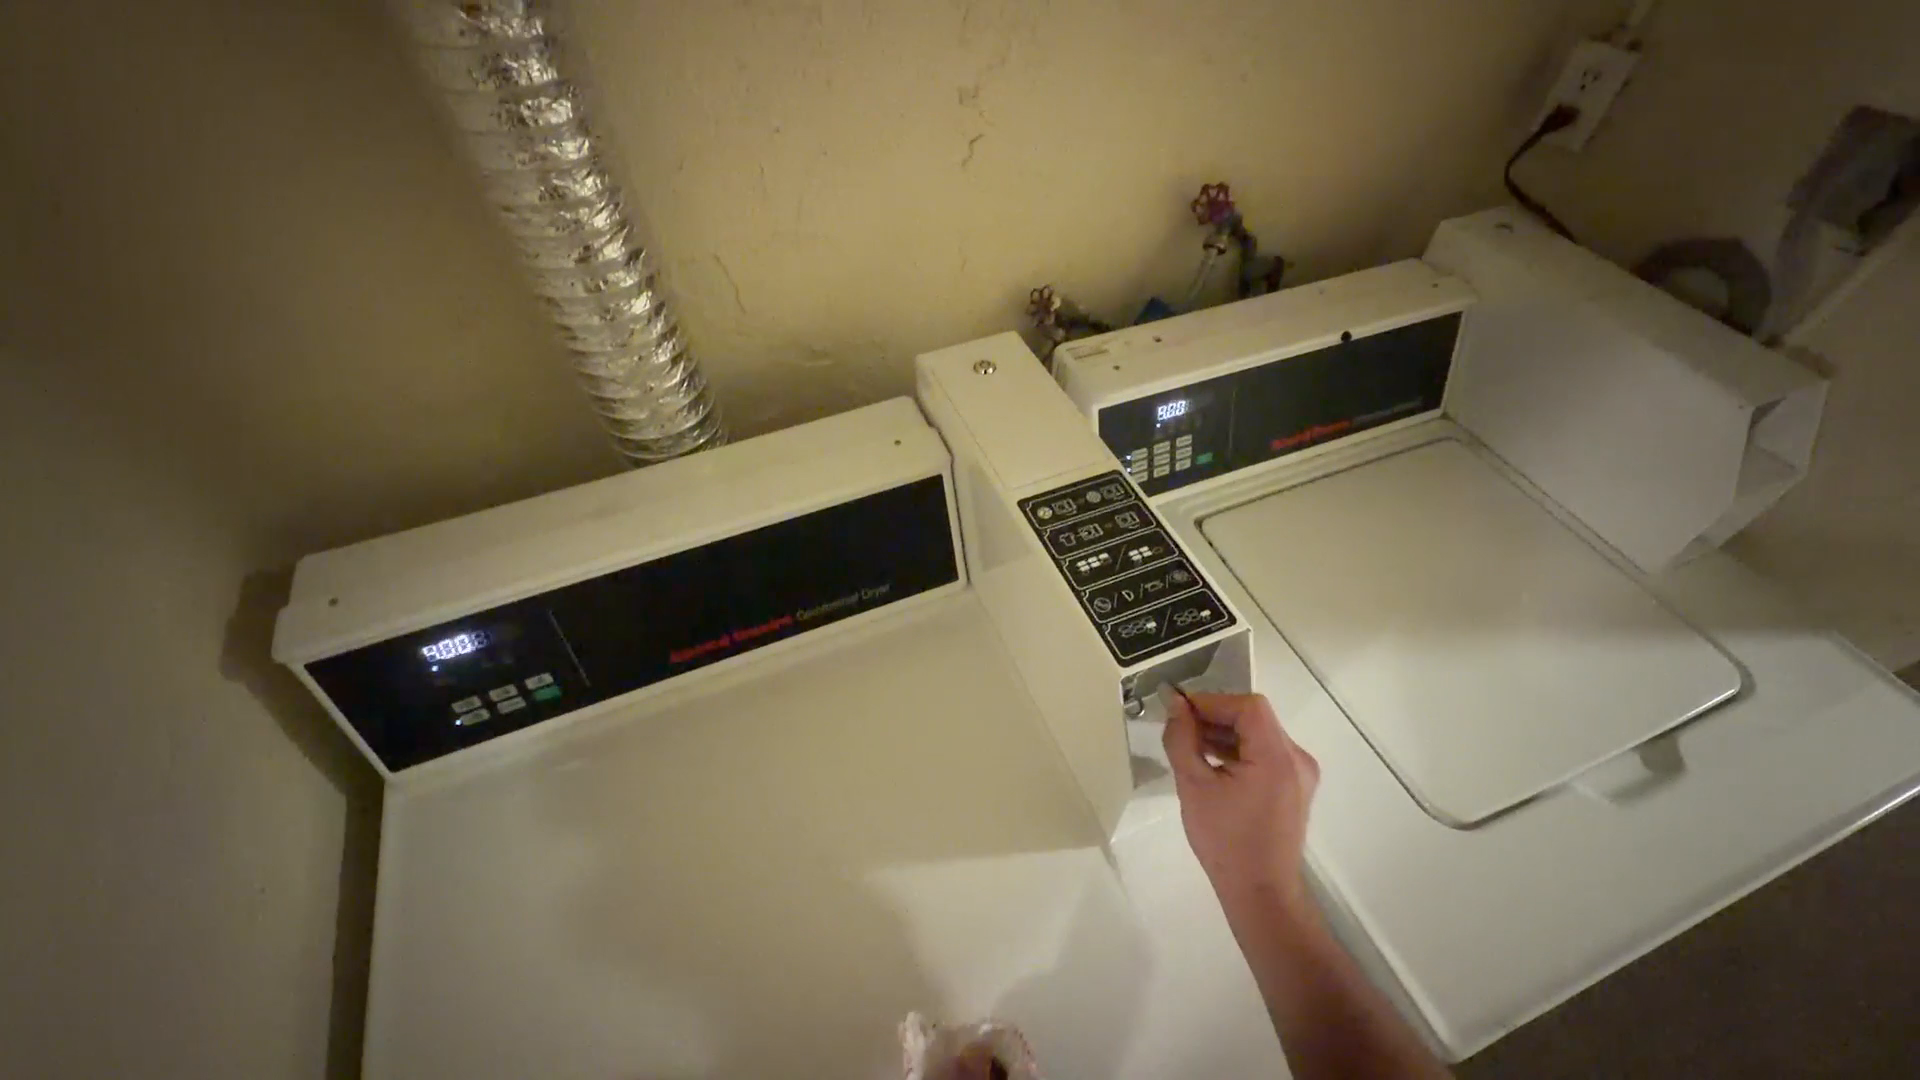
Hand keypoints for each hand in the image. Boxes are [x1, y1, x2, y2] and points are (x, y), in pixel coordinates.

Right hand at [1162, 691, 1320, 916]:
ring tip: (1189, 745)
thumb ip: (1181, 739)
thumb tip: (1175, 706)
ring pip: (1258, 735)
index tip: (1180, 711)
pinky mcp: (1294, 788)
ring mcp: (1299, 774)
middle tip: (1179, 727)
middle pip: (1254, 719)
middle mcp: (1296, 758)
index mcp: (1278, 756)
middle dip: (1214, 717)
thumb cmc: (1225, 841)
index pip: (1248, 706)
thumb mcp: (1193, 786)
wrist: (1261, 893)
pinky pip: (1264, 754)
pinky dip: (1237, 752)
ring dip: (1224, 734)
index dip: (1212, 702)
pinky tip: (1210, 763)